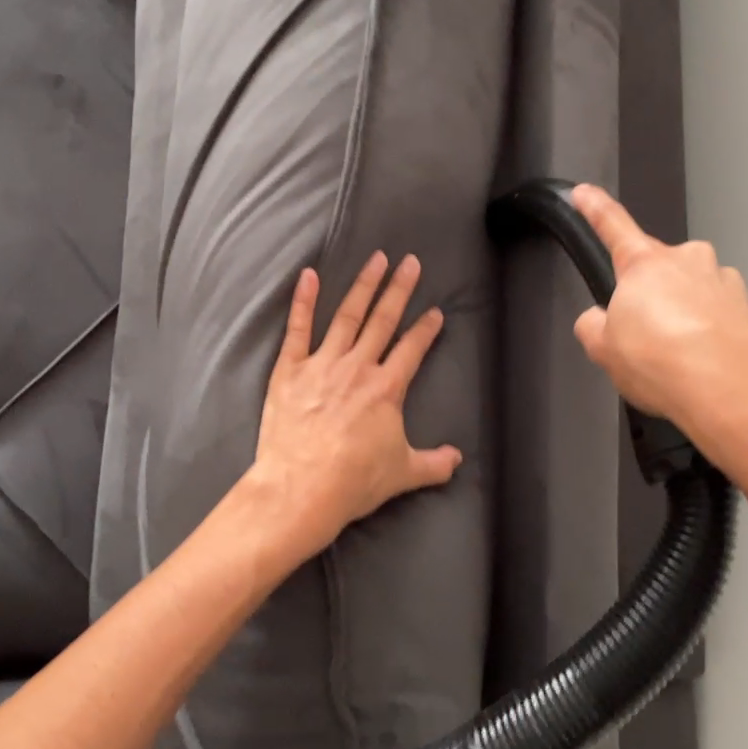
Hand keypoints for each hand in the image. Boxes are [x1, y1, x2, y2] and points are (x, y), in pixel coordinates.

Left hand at [238, 252, 462, 560]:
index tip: (436, 311)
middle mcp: (357, 367)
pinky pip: (297, 329)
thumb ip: (433, 464)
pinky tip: (309, 276)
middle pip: (383, 320)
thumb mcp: (403, 474)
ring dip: (363, 286)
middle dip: (399, 289)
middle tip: (410, 263)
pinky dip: (303, 301)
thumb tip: (457, 460)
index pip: (412, 348)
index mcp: (387, 388)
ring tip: (376, 260)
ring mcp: (322, 365)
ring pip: (346, 316)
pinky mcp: (290, 371)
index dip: (426, 329)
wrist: (301, 488)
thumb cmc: (354, 481)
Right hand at [569, 184, 747, 479]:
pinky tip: (704, 368)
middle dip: (649, 297)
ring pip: (693, 295)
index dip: (594, 209)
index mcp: (645, 264)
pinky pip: (719, 318)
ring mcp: (725, 284)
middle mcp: (689, 262)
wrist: (735, 393)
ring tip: (677, 361)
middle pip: (658, 270)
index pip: (612, 226)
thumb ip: (593, 326)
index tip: (584, 193)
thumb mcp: (603, 349)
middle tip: (642, 339)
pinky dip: (710, 337)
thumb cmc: (662, 362)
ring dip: (683, 318)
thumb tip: (598, 319)